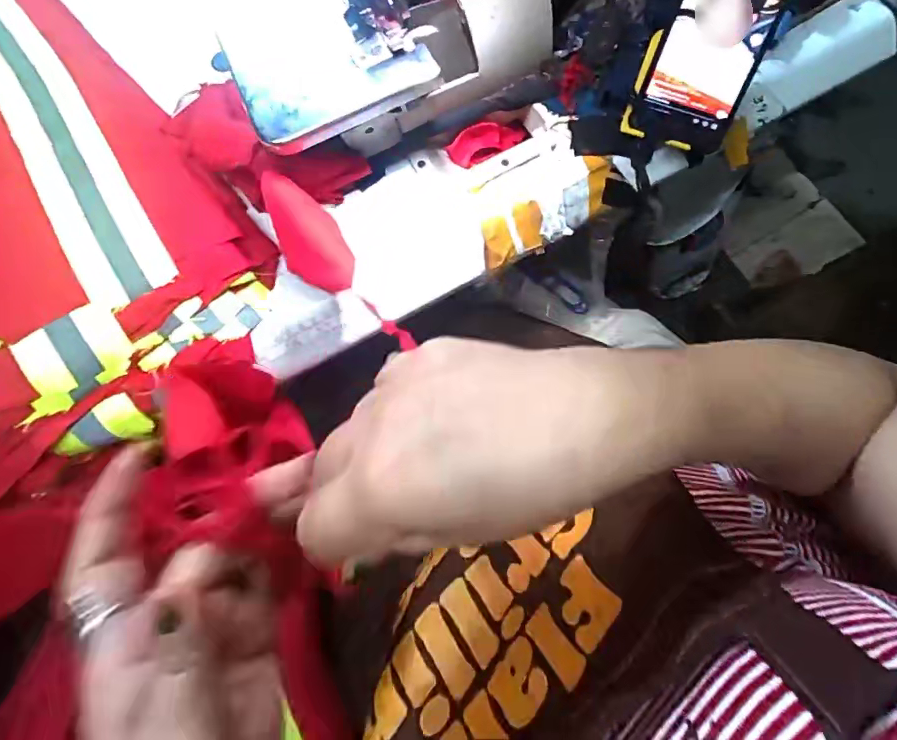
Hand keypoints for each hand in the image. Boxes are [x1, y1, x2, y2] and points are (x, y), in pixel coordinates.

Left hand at [64, 447, 309, 739]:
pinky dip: (292, 549)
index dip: (114, 500)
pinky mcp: (254, 628)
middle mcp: (163, 607)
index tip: (142, 452)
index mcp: (119, 624)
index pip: (104, 551)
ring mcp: (212, 615)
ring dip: (271, 516)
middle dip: (230, 498)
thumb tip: (196, 567)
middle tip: (279, 468)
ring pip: (239, 550)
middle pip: (191, 536)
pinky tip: (312, 523)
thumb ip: (176, 631)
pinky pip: (272, 576)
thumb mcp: (161, 701)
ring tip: (307, 485)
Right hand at [296, 338, 675, 566]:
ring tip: (423, 452)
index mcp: (376, 487)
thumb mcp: (460, 535)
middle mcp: (368, 427)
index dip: (332, 545)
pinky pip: (385, 387)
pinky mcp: (419, 350)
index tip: (363, 545)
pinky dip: (397, 407)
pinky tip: (439, 411)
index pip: (312, 528)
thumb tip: (363, 535)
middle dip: (342, 495)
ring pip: (352, 424)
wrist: (583, 410)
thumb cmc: (532, 492)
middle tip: (389, 502)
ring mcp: (392, 379)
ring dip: (369, 447)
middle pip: (322, 470)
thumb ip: (393, 535)